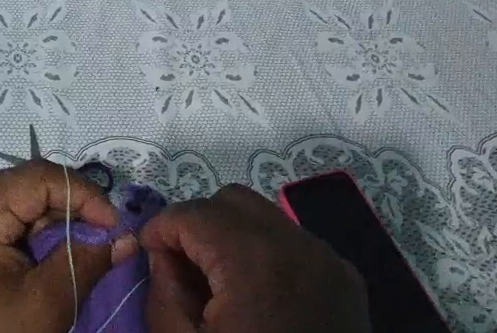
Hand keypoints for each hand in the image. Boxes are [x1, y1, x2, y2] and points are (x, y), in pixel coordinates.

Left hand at [0, 159, 140, 332]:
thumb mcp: (44, 304)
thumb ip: (87, 260)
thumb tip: (127, 237)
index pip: (37, 178)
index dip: (82, 194)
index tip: (116, 224)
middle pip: (28, 188)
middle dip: (73, 209)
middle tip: (109, 236)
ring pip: (22, 205)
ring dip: (59, 223)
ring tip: (92, 245)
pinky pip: (9, 224)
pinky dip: (40, 237)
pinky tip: (64, 253)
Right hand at [142, 184, 368, 332]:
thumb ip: (165, 292)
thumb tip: (164, 255)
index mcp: (252, 260)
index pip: (194, 213)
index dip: (163, 228)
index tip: (150, 253)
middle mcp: (294, 244)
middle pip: (232, 202)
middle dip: (200, 223)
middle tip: (184, 265)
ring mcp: (327, 260)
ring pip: (266, 216)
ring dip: (234, 235)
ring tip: (221, 281)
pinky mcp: (346, 281)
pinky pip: (295, 243)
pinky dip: (268, 253)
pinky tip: (259, 295)